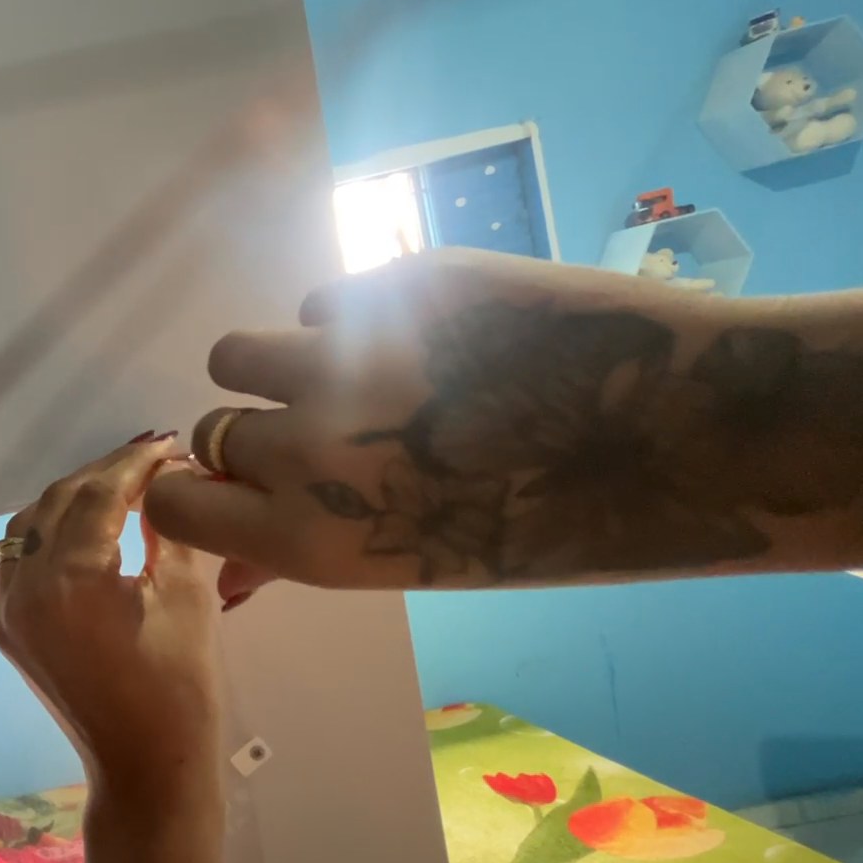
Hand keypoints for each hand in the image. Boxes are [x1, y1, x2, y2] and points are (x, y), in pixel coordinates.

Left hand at [0, 435, 226, 801]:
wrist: (145, 766)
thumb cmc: (180, 687)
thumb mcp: (186, 596)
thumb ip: (167, 527)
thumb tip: (165, 478)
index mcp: (70, 581)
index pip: (96, 496)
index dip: (134, 462)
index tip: (166, 444)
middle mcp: (23, 587)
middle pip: (55, 503)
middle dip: (101, 474)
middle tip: (148, 459)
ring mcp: (7, 608)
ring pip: (27, 526)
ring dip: (69, 498)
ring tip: (118, 486)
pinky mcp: (7, 626)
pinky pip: (17, 560)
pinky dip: (46, 533)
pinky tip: (83, 526)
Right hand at [142, 247, 859, 588]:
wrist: (690, 436)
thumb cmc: (532, 528)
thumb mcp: (396, 567)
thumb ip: (293, 560)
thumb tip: (225, 575)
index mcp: (305, 537)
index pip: (172, 505)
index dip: (191, 491)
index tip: (224, 482)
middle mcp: (305, 452)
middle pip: (212, 429)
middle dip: (255, 433)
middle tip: (326, 433)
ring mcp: (345, 360)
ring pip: (236, 354)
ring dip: (275, 368)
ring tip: (344, 371)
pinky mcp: (393, 287)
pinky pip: (319, 302)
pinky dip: (349, 322)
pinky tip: (418, 338)